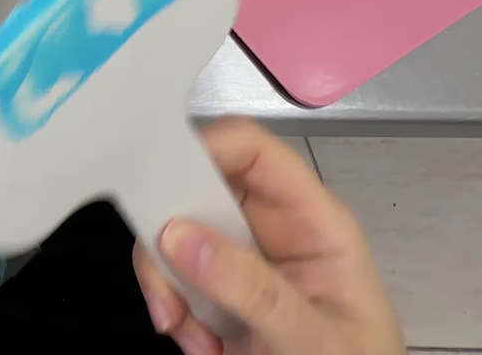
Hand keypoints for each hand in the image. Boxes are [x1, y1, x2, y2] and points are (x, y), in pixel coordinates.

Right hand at [132, 118, 404, 354]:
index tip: (162, 177)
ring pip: (170, 228)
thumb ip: (255, 290)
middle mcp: (268, 225)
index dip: (206, 146)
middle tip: (162, 276)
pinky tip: (193, 337)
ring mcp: (237, 253)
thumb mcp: (319, 342)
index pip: (252, 149)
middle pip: (195, 186)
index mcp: (311, 220)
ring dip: (165, 277)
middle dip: (168, 231)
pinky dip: (167, 300)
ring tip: (180, 325)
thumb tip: (177, 236)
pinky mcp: (213, 282)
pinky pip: (167, 266)